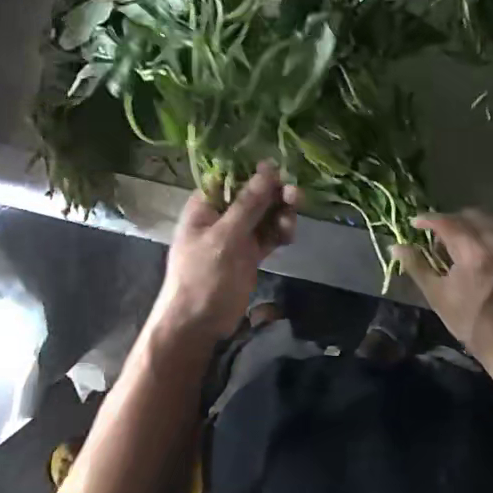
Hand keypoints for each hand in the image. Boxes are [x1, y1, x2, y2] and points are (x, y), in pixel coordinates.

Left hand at [148, 162, 300, 349]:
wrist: (197, 323)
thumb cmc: (202, 275)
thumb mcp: (225, 236)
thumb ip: (249, 203)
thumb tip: (269, 168)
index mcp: (206, 205)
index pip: (231, 176)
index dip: (255, 171)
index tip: (279, 170)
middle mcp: (222, 215)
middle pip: (253, 194)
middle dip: (274, 194)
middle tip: (295, 197)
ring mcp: (237, 235)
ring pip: (265, 214)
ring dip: (281, 214)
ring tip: (290, 226)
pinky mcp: (250, 254)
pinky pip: (269, 235)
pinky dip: (280, 233)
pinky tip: (288, 236)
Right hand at [393, 209, 492, 364]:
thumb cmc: (471, 322)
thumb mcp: (437, 296)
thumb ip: (417, 266)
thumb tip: (396, 247)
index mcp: (472, 250)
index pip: (447, 222)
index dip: (428, 219)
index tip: (414, 223)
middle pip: (470, 215)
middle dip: (449, 219)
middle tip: (433, 234)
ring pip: (486, 223)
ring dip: (467, 225)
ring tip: (451, 244)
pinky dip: (480, 235)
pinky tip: (470, 255)